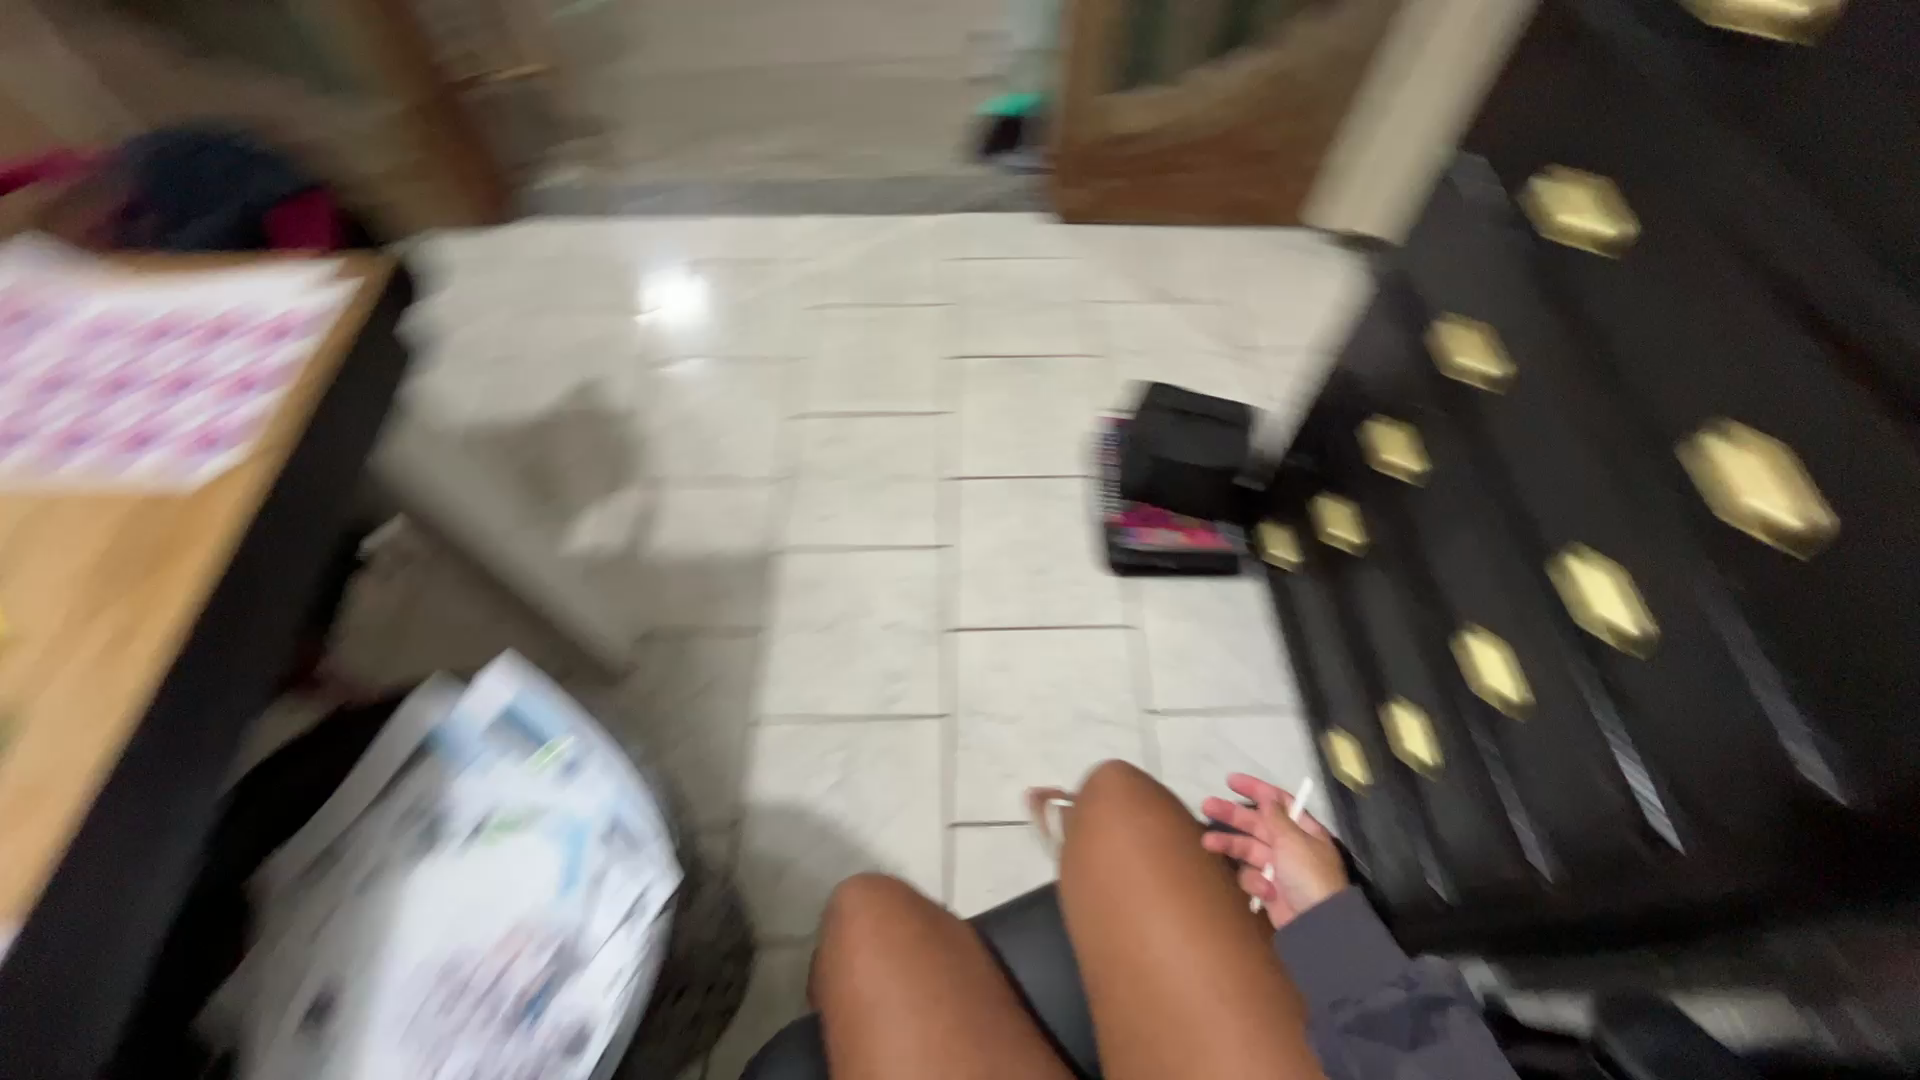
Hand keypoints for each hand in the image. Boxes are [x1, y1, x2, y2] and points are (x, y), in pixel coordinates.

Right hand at [1201, 773, 1348, 929]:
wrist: (1318, 924)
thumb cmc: (1308, 874)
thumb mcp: (1293, 840)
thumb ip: (1276, 817)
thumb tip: (1267, 796)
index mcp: (1303, 830)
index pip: (1278, 802)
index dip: (1255, 789)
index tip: (1230, 781)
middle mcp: (1290, 845)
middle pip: (1256, 823)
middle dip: (1232, 815)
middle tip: (1206, 805)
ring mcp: (1279, 868)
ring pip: (1247, 848)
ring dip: (1229, 844)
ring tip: (1207, 842)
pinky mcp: (1269, 888)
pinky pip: (1252, 876)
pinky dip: (1254, 881)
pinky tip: (1264, 890)